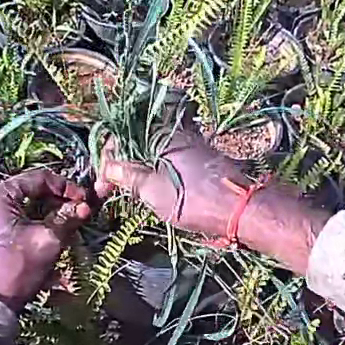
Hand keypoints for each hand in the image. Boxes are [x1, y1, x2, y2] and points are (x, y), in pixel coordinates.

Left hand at [0, 169, 92, 307]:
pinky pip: (16, 220)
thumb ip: (67, 219)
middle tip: (78, 213)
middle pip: (31, 192)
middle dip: (58, 202)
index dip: (66, 187)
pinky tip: (50, 236)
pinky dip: (35, 224)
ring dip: (49, 215)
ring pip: (25, 207)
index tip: (84, 200)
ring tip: (67, 226)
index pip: (39, 178)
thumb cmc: (16, 268)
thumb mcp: (47, 241)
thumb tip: (85, 206)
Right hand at [96, 134, 330, 273]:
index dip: (107, 159)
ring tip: (130, 192)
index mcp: (160, 133)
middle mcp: (175, 133)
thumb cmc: (195, 200)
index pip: (121, 136)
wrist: (242, 211)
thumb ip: (127, 176)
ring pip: (152, 152)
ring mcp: (190, 146)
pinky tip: (152, 190)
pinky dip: (155, 172)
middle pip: (136, 142)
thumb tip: (108, 166)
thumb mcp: (153, 191)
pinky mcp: (200, 161)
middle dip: (121, 163)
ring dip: (137, 169)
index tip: (102, 184)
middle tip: (112, 188)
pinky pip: (168, 160)